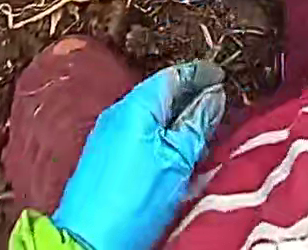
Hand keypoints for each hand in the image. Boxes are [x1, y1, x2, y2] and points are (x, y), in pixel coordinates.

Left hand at [52, 61, 226, 249]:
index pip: (175, 74)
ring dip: (176, 114)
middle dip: (190, 94)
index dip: (202, 73)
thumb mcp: (178, 161)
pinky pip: (138, 128)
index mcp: (138, 104)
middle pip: (162, 90)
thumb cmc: (133, 204)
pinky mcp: (103, 154)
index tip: (222, 77)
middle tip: (216, 102)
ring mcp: (108, 132)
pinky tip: (173, 146)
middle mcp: (120, 110)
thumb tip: (215, 96)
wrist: (85, 247)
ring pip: (151, 111)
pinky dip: (160, 130)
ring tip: (199, 125)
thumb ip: (198, 123)